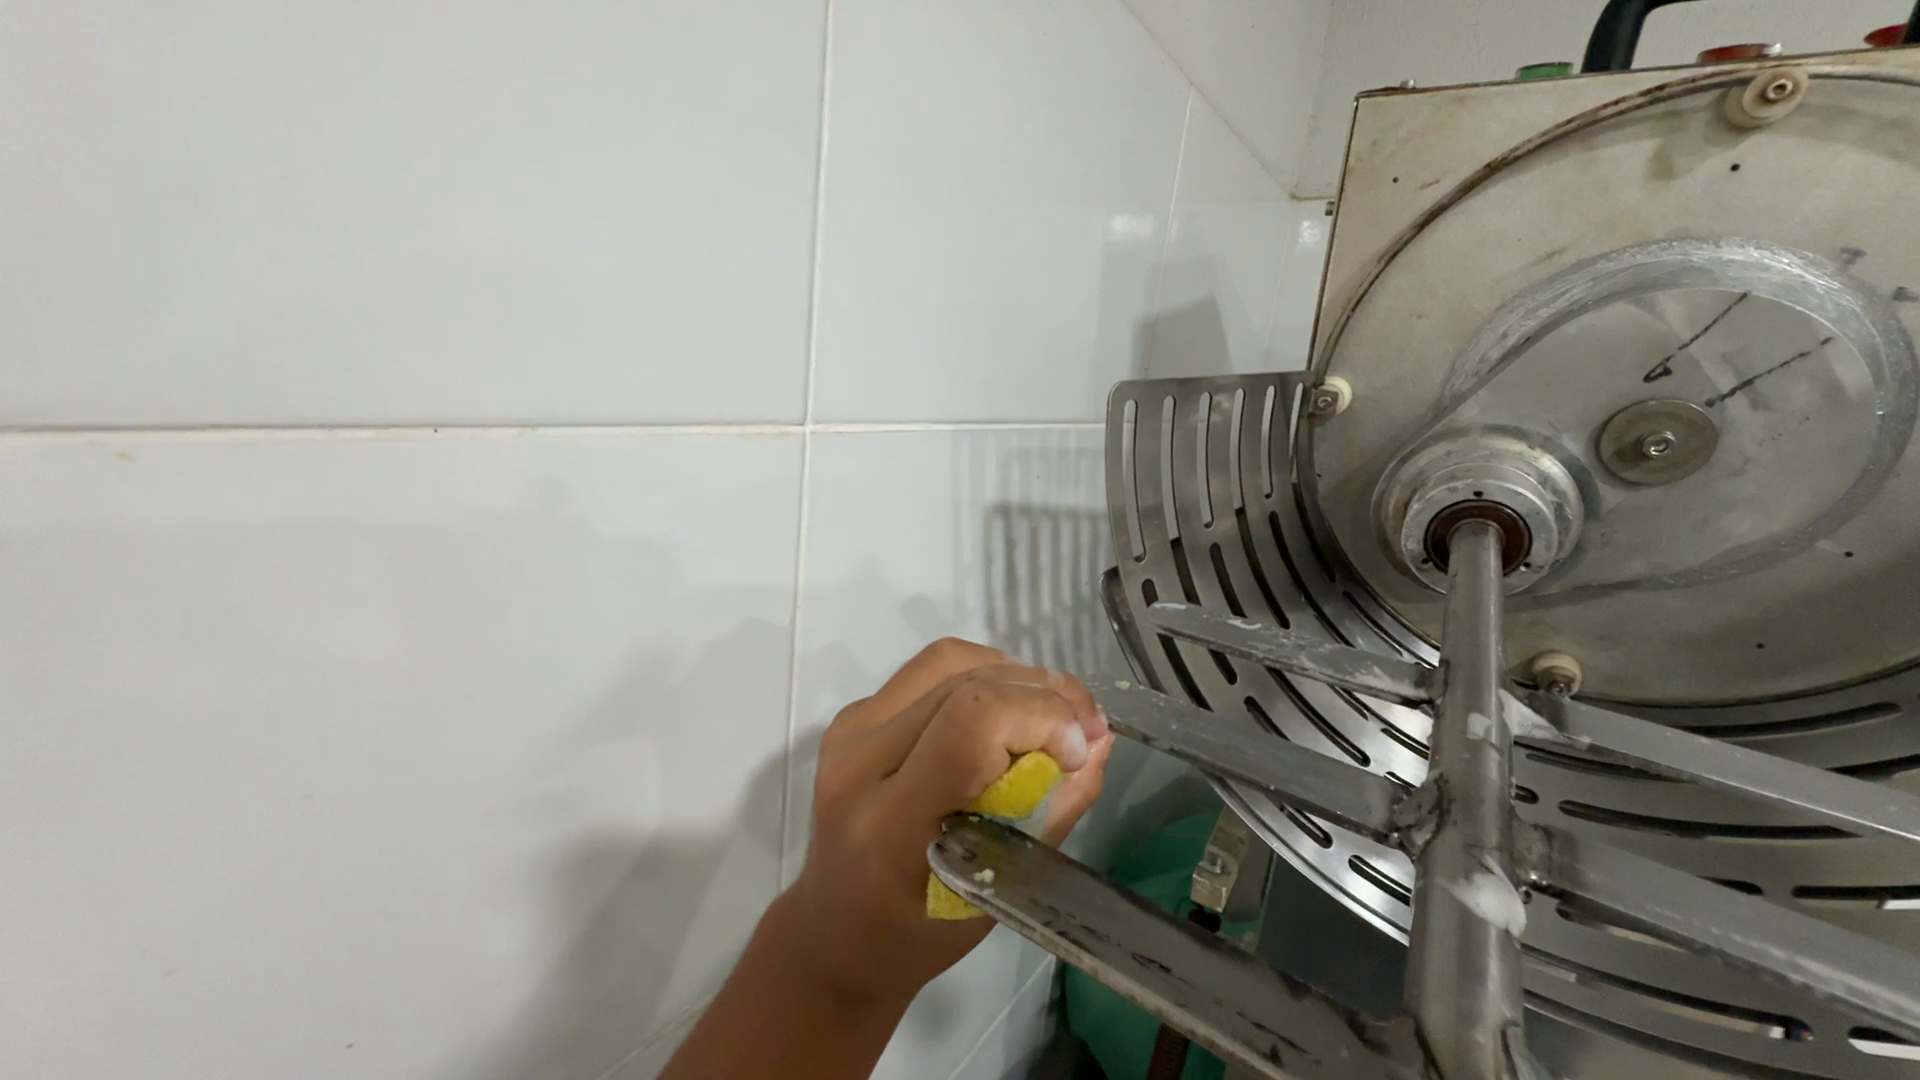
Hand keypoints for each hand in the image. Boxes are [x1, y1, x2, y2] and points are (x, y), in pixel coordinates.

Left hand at [766, 638, 1113, 1004]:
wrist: (835, 931)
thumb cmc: (920, 933)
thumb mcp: (1000, 892)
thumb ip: (1053, 808)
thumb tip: (1098, 739)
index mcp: (891, 821)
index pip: (970, 724)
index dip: (1041, 718)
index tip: (1078, 750)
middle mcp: (860, 761)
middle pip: (966, 683)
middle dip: (1044, 694)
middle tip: (1085, 727)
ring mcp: (850, 731)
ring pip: (949, 660)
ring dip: (1015, 677)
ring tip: (1050, 713)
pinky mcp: (853, 716)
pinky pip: (929, 670)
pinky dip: (983, 678)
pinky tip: (1006, 712)